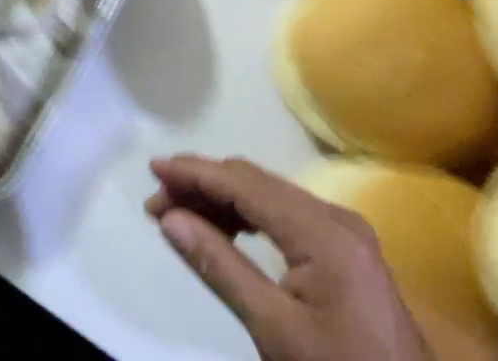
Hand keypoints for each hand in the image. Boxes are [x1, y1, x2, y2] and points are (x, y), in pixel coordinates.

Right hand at [145, 156, 431, 360]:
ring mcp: (344, 232)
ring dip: (221, 199)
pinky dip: (246, 215)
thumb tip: (170, 219)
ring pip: (268, 195)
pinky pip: (285, 214)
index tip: (152, 170)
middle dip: (202, 185)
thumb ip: (220, 266)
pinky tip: (221, 229)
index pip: (245, 184)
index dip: (195, 173)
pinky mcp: (345, 250)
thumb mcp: (274, 328)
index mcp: (324, 233)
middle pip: (255, 183)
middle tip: (157, 204)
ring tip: (178, 217)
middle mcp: (336, 218)